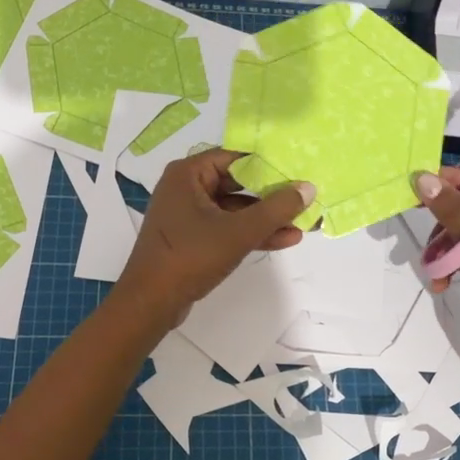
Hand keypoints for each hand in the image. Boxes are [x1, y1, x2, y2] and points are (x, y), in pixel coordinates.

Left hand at [115, 148, 313, 321]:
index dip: (269, 164)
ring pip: (234, 208)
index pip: (236, 157)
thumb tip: (308, 188)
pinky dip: (250, 233)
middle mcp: (185, 187)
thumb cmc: (191, 257)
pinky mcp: (191, 237)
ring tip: (302, 224)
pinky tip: (283, 240)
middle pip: (237, 182)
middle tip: (305, 198)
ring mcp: (187, 214)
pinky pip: (226, 227)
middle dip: (271, 195)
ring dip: (265, 218)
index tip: (298, 171)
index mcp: (188, 174)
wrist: (151, 302)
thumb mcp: (239, 231)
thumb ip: (276, 209)